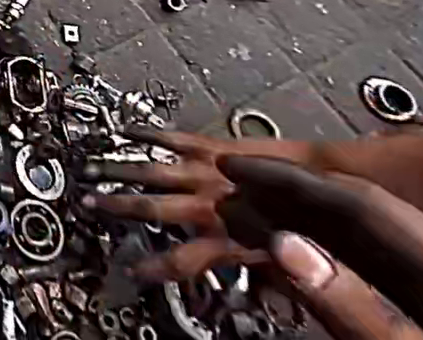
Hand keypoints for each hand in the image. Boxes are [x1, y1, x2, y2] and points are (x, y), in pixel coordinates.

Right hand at [81, 127, 319, 279]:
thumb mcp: (291, 265)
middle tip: (88, 204)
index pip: (181, 259)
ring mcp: (209, 172)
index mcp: (231, 238)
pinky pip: (173, 137)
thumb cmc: (320, 228)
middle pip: (153, 207)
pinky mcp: (212, 145)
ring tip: (92, 167)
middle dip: (118, 206)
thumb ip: (258, 276)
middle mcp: (212, 204)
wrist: (334, 180)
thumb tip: (240, 292)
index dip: (153, 268)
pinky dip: (147, 132)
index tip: (129, 271)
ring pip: (153, 170)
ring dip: (120, 169)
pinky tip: (125, 130)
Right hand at [220, 157, 422, 339]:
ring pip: (378, 243)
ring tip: (254, 225)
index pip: (365, 206)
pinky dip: (339, 260)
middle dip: (292, 202)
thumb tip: (285, 246)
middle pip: (368, 217)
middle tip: (229, 203)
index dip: (292, 182)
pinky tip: (305, 262)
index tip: (233, 171)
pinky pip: (393, 273)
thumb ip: (366, 320)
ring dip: (310, 227)